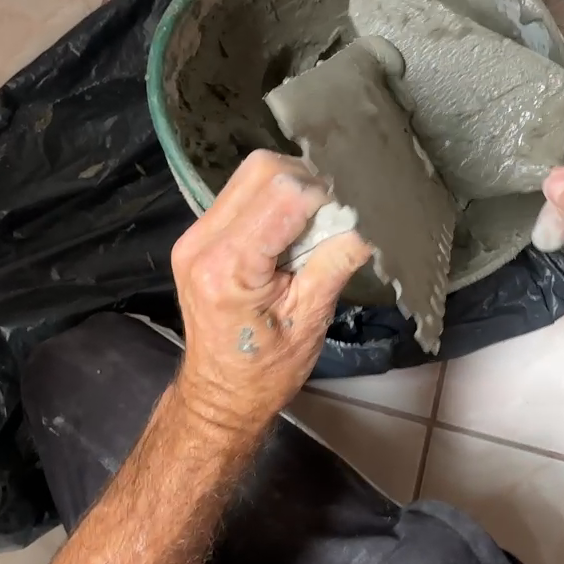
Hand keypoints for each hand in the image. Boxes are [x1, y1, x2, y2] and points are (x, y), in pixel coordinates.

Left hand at [170, 151, 372, 436]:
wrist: (220, 394)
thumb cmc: (266, 370)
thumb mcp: (311, 319)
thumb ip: (336, 260)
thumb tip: (368, 217)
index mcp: (229, 266)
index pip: (282, 194)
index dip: (323, 196)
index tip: (347, 218)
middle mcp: (202, 240)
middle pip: (262, 169)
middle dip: (307, 182)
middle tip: (332, 217)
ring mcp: (195, 233)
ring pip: (250, 173)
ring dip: (290, 186)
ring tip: (313, 223)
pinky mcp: (199, 233)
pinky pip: (241, 192)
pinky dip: (274, 198)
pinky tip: (291, 228)